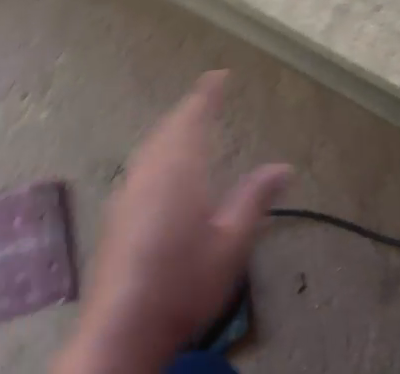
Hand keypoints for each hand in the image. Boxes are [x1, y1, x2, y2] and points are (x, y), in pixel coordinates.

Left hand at [54, 71, 291, 373]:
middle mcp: (149, 168)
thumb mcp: (232, 242)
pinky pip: (141, 164)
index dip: (208, 93)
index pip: (194, 115)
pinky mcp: (116, 211)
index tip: (220, 75)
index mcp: (180, 166)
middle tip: (208, 98)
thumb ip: (255, 198)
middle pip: (169, 126)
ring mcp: (127, 189)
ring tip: (189, 128)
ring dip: (172, 130)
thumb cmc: (184, 279)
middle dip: (189, 110)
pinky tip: (164, 171)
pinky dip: (158, 152)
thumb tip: (283, 166)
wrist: (123, 325)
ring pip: (151, 145)